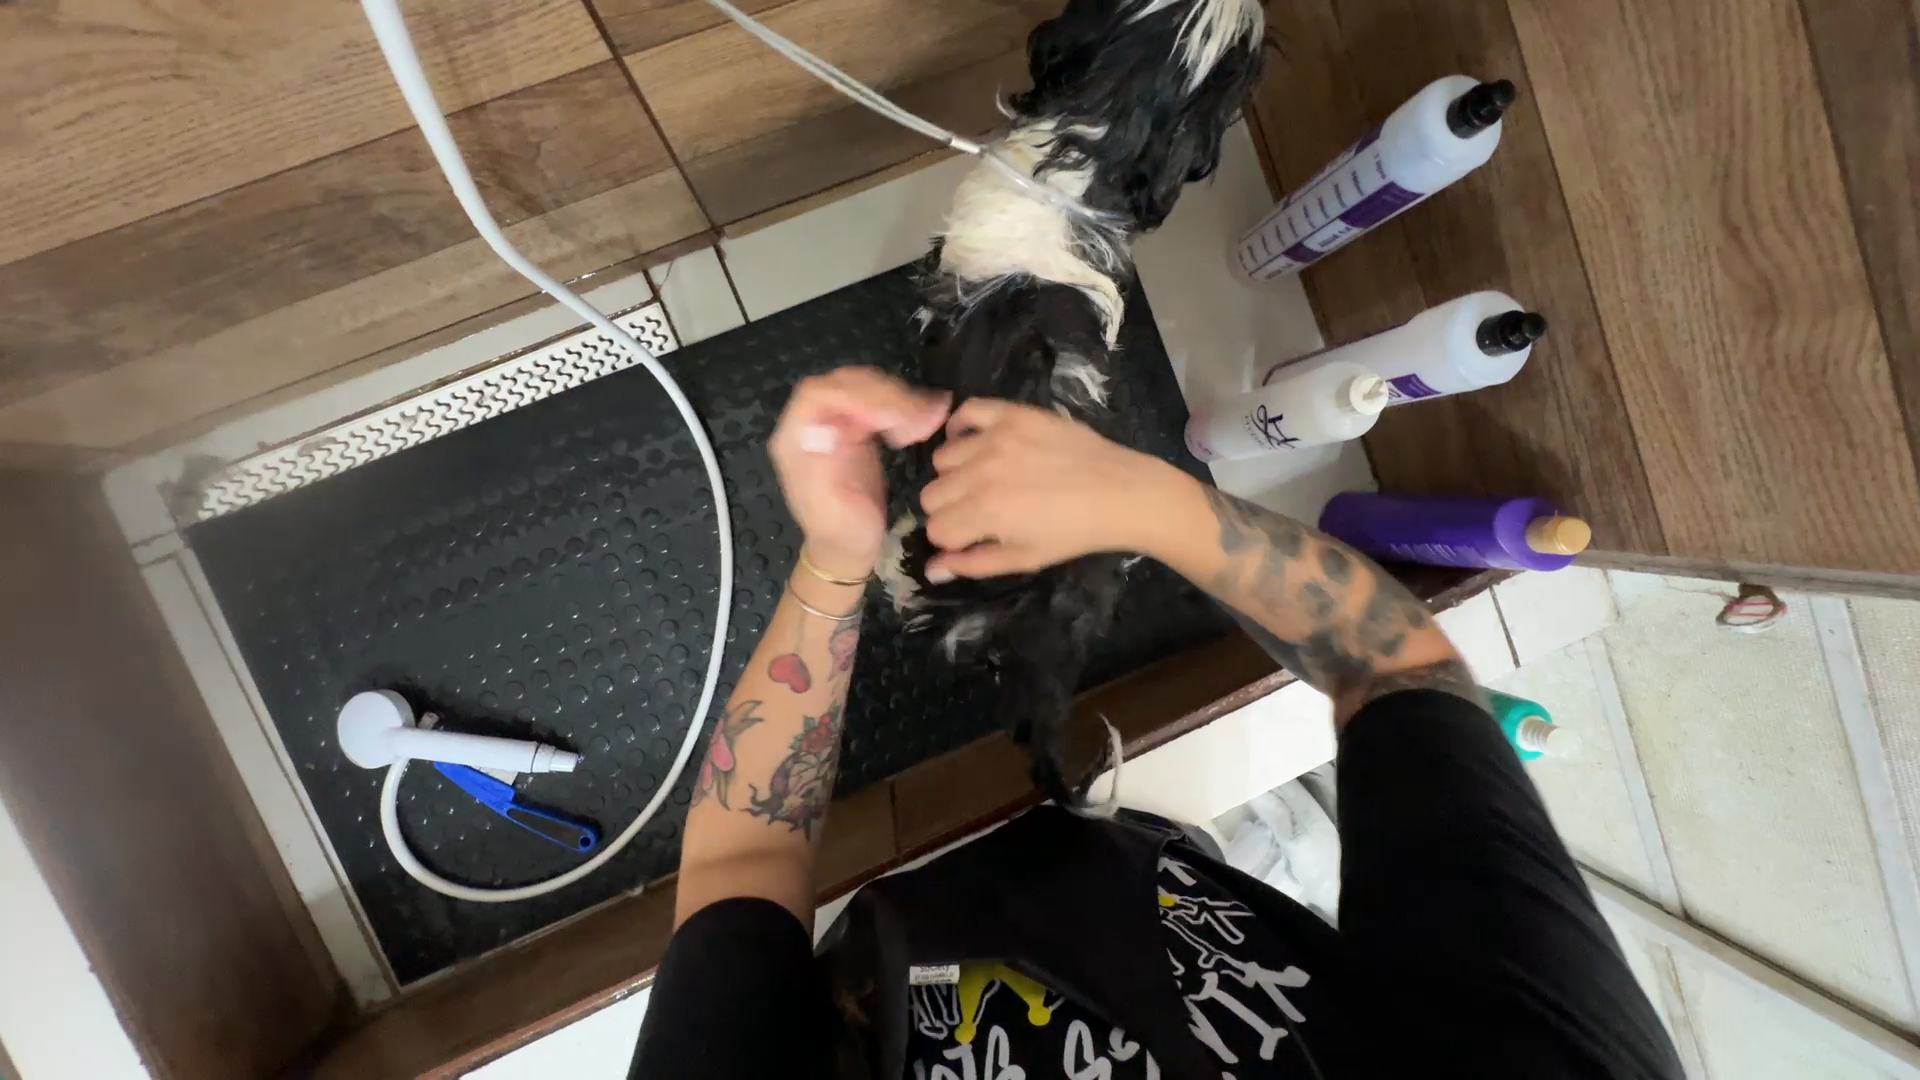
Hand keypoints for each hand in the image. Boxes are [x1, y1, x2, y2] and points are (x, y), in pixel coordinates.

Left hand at [769, 368, 949, 578]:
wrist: (850, 549)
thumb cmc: (841, 534)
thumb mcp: (831, 509)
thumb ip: (823, 468)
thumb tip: (826, 427)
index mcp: (795, 441)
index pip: (816, 394)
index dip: (853, 394)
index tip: (887, 416)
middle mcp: (811, 424)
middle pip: (844, 384)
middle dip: (884, 394)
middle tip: (917, 417)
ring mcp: (835, 423)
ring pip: (866, 388)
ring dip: (899, 398)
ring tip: (928, 420)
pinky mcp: (857, 427)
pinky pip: (880, 403)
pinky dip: (904, 407)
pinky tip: (927, 419)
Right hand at [919, 398, 1195, 579]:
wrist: (1121, 492)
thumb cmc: (1074, 533)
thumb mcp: (1025, 558)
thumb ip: (974, 564)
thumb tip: (932, 569)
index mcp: (985, 512)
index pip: (935, 527)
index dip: (950, 538)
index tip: (972, 537)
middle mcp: (982, 472)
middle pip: (931, 494)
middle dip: (949, 509)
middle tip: (980, 511)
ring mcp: (996, 438)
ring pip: (942, 457)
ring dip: (956, 473)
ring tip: (987, 479)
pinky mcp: (1013, 414)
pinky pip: (966, 411)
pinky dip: (961, 427)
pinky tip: (976, 443)